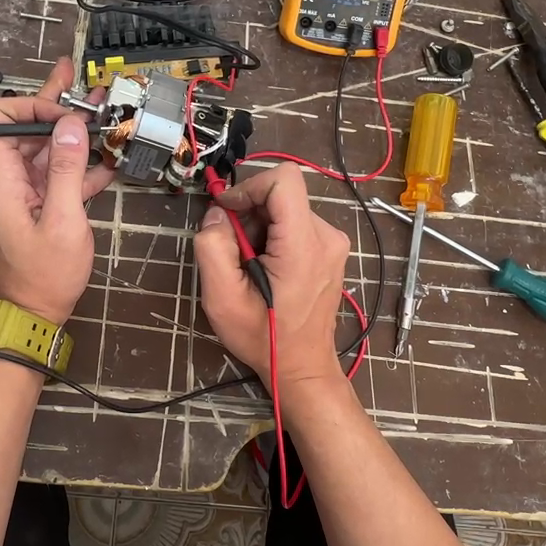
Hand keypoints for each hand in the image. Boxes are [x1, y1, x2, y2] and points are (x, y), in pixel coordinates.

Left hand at [0, 57, 112, 325]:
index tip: (66, 115)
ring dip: (73, 134)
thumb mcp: (62, 219)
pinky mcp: (34, 205)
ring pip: (44, 150)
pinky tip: (106, 157)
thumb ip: (66, 169)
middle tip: (80, 82)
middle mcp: (3, 179)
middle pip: (24, 129)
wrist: (33, 316)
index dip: (31, 106)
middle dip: (55, 106)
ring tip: (103, 113)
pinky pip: (53, 175)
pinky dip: (77, 165)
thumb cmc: (43, 274)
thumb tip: (71, 123)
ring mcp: (19, 192)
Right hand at [193, 163, 349, 384]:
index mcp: (303, 245)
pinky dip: (274, 236)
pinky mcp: (330, 249)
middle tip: (236, 253)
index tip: (227, 212)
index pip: (284, 179)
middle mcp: (326, 236)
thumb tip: (218, 214)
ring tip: (251, 265)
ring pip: (285, 208)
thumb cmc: (262, 336)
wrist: (301, 367)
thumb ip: (213, 246)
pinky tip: (267, 268)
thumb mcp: (221, 297)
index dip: (249, 186)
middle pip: (280, 195)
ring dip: (260, 228)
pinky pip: (294, 222)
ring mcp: (332, 242)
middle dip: (249, 215)